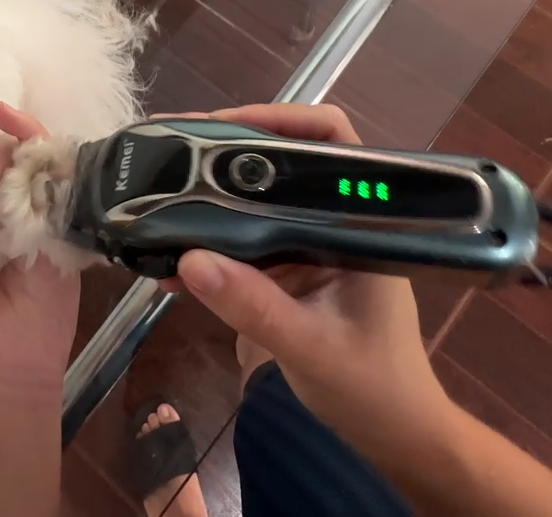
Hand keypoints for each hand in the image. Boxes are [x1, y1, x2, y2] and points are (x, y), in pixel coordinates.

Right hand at [162, 104, 462, 469]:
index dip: (282, 117)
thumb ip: (255, 306)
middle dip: (227, 148)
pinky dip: (207, 240)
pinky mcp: (287, 268)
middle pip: (281, 160)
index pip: (332, 140)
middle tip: (174, 144)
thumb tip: (190, 260)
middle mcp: (333, 221)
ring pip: (255, 197)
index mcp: (361, 222)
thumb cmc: (374, 387)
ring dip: (210, 192)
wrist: (391, 433)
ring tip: (159, 183)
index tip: (226, 124)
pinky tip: (169, 252)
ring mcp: (308, 243)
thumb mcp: (312, 348)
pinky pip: (242, 240)